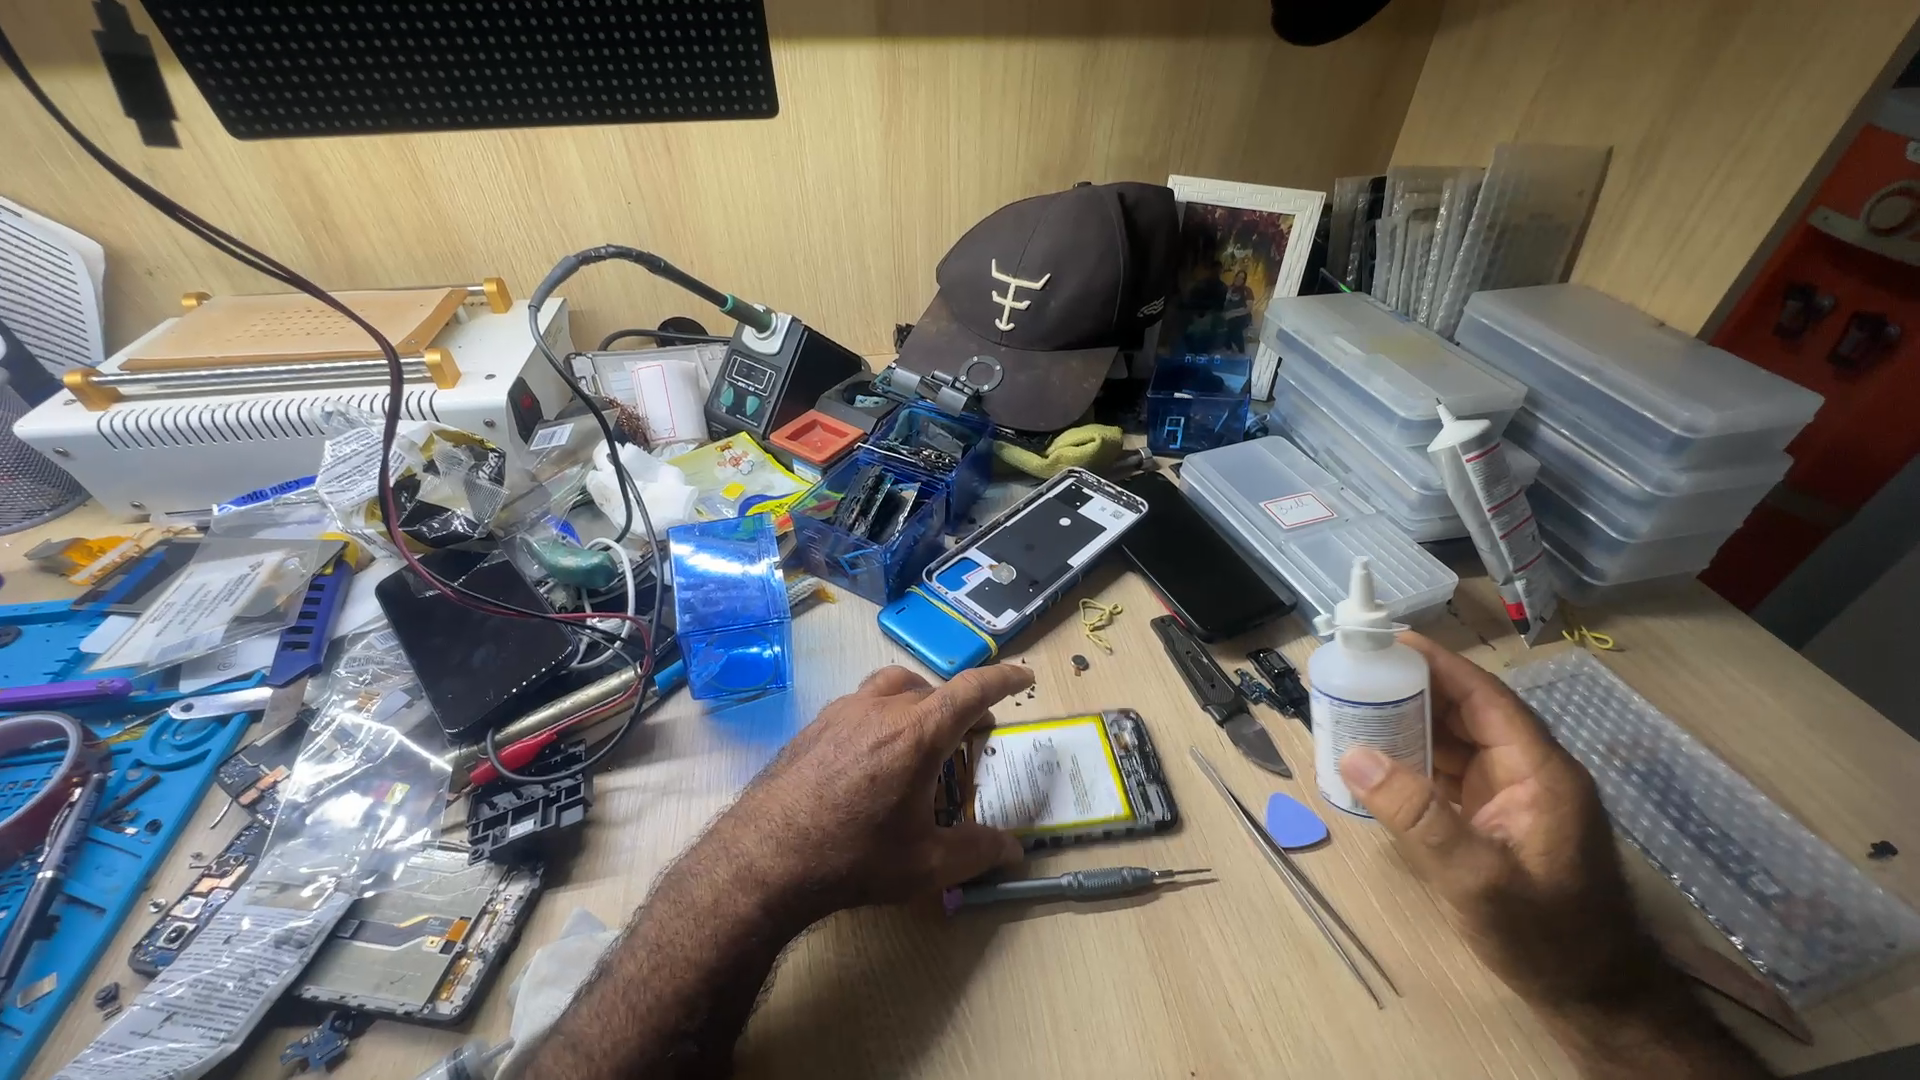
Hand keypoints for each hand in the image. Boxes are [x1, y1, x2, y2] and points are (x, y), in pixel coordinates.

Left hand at [714, 664, 1030, 918]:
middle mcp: (883, 708)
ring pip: (893, 685)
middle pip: (933, 687)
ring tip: (922, 735)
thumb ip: (977, 852)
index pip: (973, 689)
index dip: (1003, 679)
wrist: (765, 858)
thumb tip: (1013, 850)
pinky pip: (861, 702)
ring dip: (918, 699)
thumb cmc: (854, 857)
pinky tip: (874, 754)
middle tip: (971, 735)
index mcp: (918, 732)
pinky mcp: (815, 725)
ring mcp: (843, 711)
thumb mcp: (926, 864)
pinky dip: (883, 713)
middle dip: (960, 704)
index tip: (1023, 676)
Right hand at [1337, 634, 1658, 1011]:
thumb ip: (1417, 815)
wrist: (1591, 997)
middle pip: (1464, 712)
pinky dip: (1410, 759)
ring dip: (1405, 723)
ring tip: (1350, 707)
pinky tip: (1373, 757)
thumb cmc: (1545, 936)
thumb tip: (1353, 755)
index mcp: (1539, 771)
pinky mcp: (1493, 818)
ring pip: (1452, 741)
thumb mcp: (1477, 878)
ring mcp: (1510, 796)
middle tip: (1351, 674)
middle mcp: (1526, 772)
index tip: (1386, 642)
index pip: (1485, 697)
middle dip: (1409, 690)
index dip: (1438, 664)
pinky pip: (1447, 771)